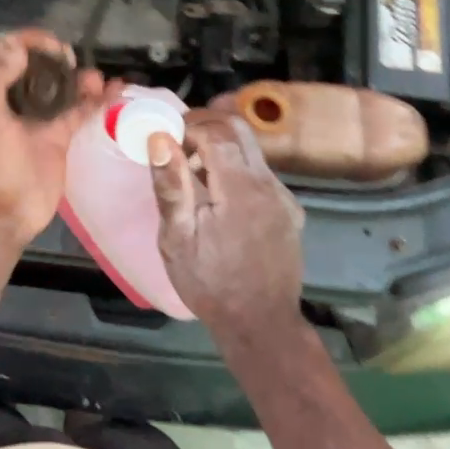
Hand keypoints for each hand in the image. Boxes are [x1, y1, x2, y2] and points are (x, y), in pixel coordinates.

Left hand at [0, 31, 107, 249]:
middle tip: (69, 58)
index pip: (6, 53)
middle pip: (35, 67)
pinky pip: (80, 110)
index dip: (27, 41)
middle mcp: (12, 101)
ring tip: (94, 76)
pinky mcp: (59, 136)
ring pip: (60, 87)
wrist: (8, 211)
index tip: (50, 43)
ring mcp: (38, 119)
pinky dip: (97, 98)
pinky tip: (114, 88)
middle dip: (54, 57)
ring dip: (78, 77)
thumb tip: (18, 46)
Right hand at [147, 100, 306, 332]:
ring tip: (190, 168)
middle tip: (176, 139)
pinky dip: (235, 166)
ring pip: (251, 148)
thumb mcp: (177, 239)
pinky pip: (260, 171)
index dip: (188, 126)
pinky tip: (217, 194)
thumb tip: (159, 138)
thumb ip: (171, 185)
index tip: (165, 137)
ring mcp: (283, 197)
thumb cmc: (209, 283)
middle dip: (205, 124)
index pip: (216, 132)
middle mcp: (269, 184)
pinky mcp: (289, 210)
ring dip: (219, 145)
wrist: (260, 324)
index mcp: (240, 188)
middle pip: (239, 129)